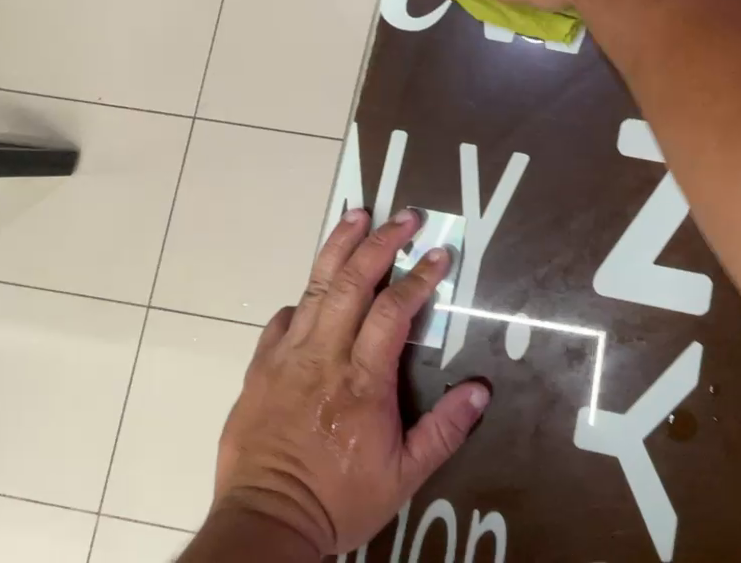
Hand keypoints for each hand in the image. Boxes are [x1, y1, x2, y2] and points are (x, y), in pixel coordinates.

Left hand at [207, 208, 490, 554]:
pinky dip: (301, 299)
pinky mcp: (259, 370)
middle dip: (381, 243)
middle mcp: (324, 357)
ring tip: (356, 215)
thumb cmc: (340, 500)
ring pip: (314, 289)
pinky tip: (312, 290)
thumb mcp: (404, 476)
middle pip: (352, 283)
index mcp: (363, 380)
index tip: (440, 253)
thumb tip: (481, 390)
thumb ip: (444, 431)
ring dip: (338, 248)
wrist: (264, 525)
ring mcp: (286, 359)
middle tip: (405, 217)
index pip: (394, 311)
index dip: (419, 277)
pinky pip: (281, 322)